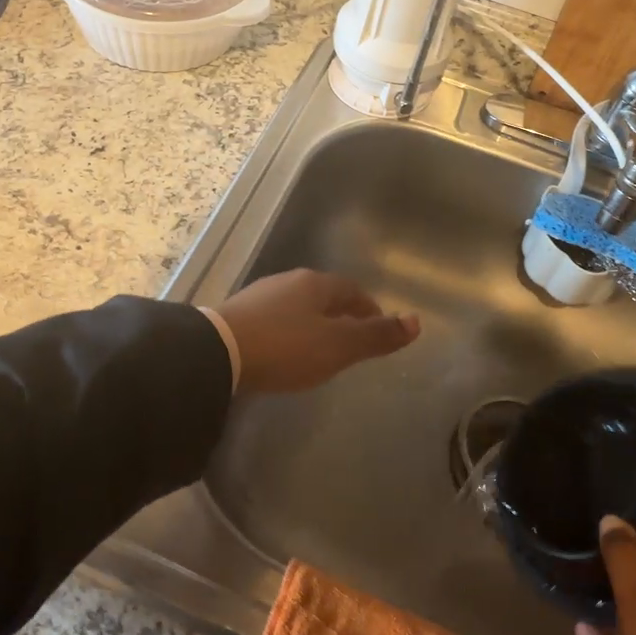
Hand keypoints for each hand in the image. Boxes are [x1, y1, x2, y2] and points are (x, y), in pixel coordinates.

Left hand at [217, 268, 419, 394]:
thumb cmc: (286, 348)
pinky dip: (289, 331)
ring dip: (314, 322)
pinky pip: (276, 319)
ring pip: (298, 306)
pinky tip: (285, 350)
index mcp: (317, 284)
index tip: (378, 330)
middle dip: (341, 314)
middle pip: (325, 295)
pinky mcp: (239, 315)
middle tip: (352, 340)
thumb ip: (376, 336)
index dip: (369, 309)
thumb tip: (417, 321)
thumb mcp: (338, 347)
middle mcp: (289, 281)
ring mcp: (261, 295)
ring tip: (320, 348)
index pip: (353, 290)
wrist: (218, 353)